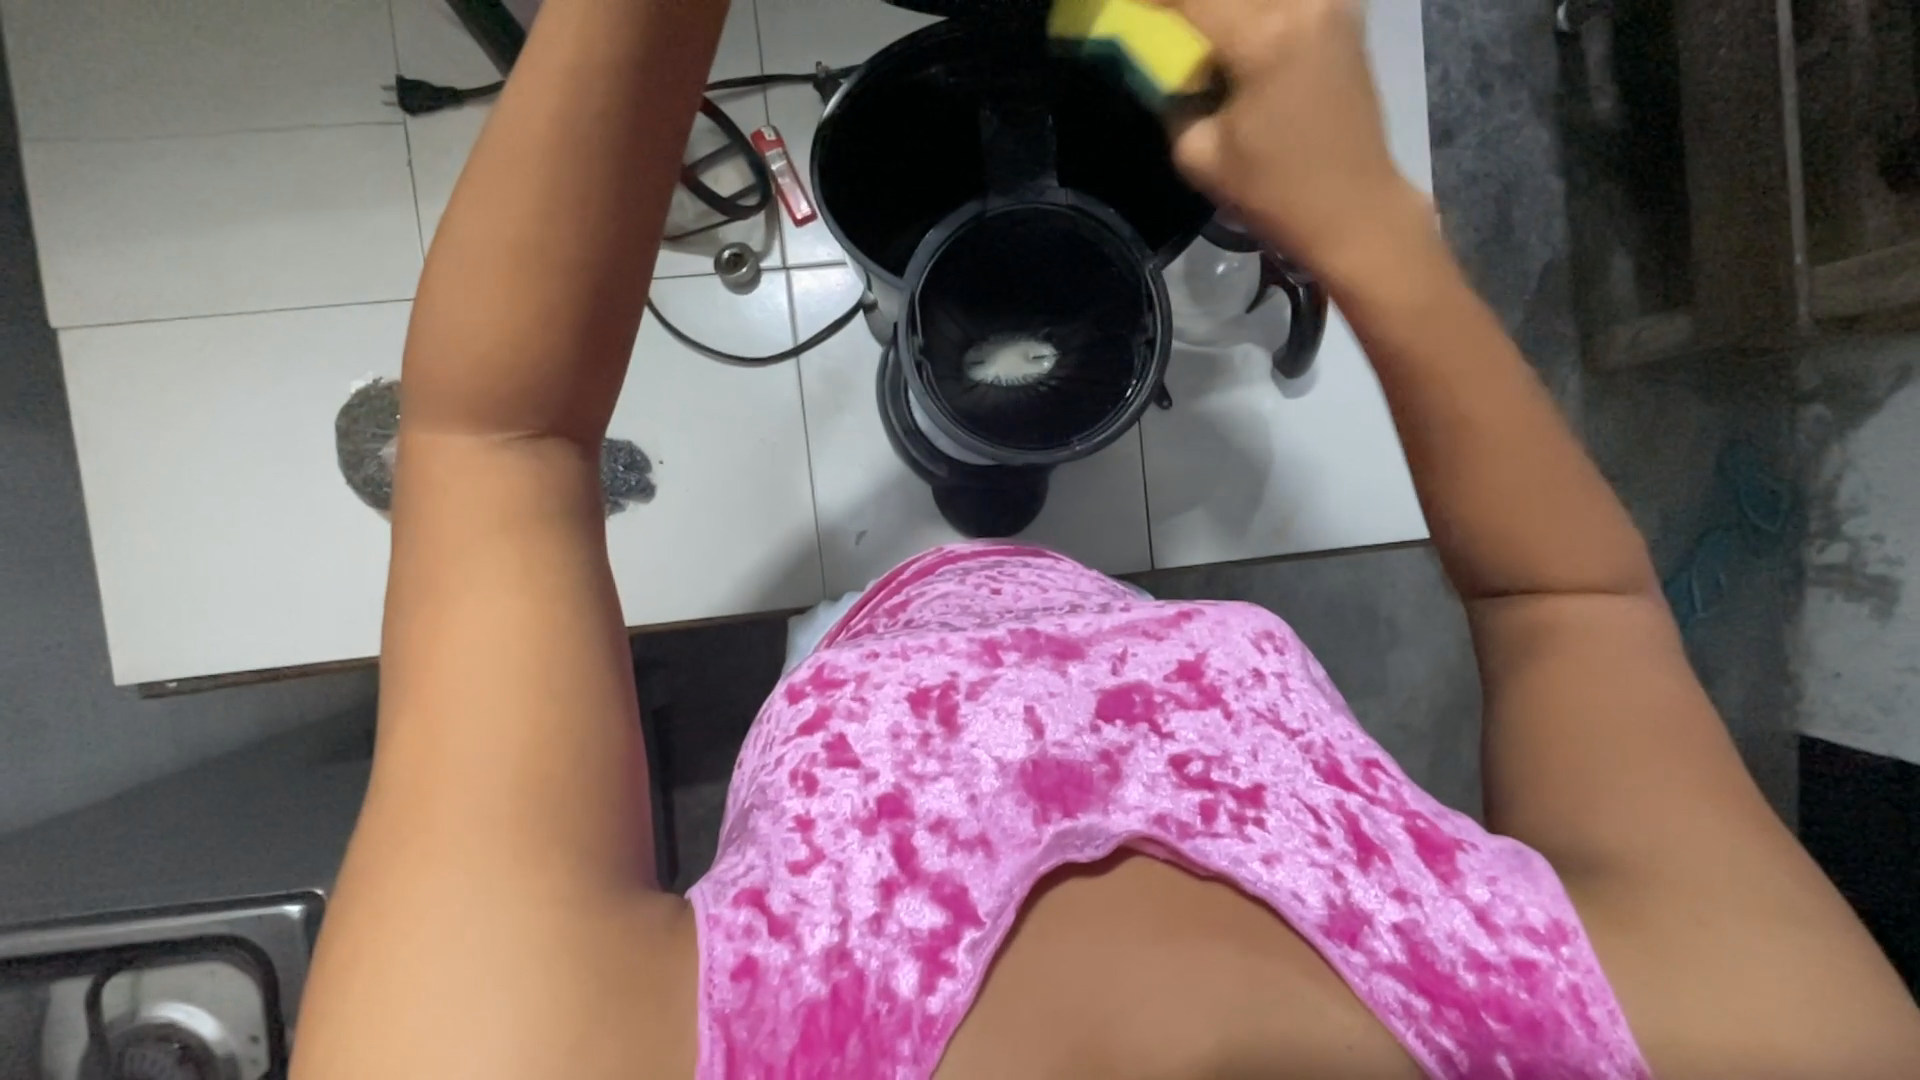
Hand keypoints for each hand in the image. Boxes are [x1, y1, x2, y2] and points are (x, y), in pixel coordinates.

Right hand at [1157, 0, 1429, 279]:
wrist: (1352, 208)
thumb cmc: (1273, 193)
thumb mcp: (1199, 156)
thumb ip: (1172, 100)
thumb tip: (1158, 68)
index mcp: (1264, 38)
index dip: (1154, 2)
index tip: (1128, 10)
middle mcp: (1303, 3)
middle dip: (1192, 5)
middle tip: (1166, 22)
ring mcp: (1331, 3)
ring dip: (1225, 9)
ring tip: (1201, 30)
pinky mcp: (1344, 14)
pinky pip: (1285, 2)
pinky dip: (1256, 13)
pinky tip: (1238, 34)